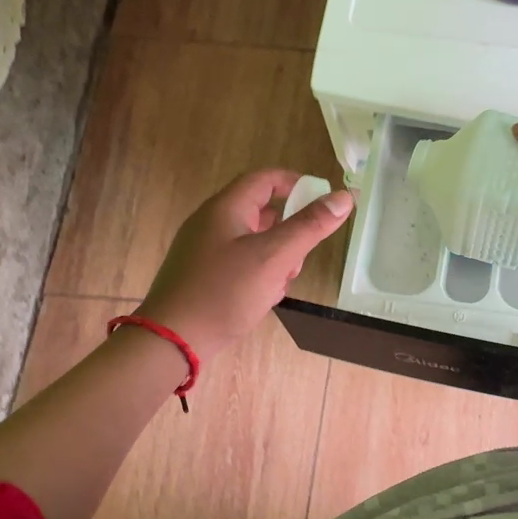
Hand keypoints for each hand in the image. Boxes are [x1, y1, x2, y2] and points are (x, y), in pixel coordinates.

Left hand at [136, 169, 352, 359]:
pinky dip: (259, 272)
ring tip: (282, 282)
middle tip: (302, 254)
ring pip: (254, 240)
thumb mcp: (274, 257)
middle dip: (290, 231)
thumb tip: (345, 196)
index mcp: (226, 207)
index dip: (297, 184)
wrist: (173, 340)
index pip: (265, 178)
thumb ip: (310, 226)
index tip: (323, 202)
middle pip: (262, 211)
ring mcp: (204, 249)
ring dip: (277, 256)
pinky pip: (240, 261)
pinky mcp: (202, 273)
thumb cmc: (224, 292)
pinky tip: (264, 296)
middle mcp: (212, 222)